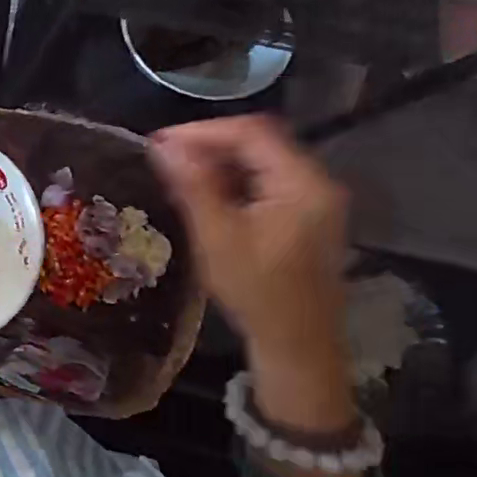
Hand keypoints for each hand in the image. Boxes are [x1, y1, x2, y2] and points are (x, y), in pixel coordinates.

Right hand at [149, 116, 353, 430]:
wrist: (299, 345)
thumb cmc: (257, 293)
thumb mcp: (218, 237)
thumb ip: (192, 186)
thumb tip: (162, 147)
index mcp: (302, 183)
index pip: (250, 132)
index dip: (202, 131)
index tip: (160, 143)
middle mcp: (316, 181)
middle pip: (259, 142)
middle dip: (209, 144)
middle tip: (166, 157)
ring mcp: (316, 199)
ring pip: (262, 161)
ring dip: (220, 161)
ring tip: (180, 173)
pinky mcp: (308, 215)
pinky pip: (268, 182)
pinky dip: (236, 180)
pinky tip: (208, 194)